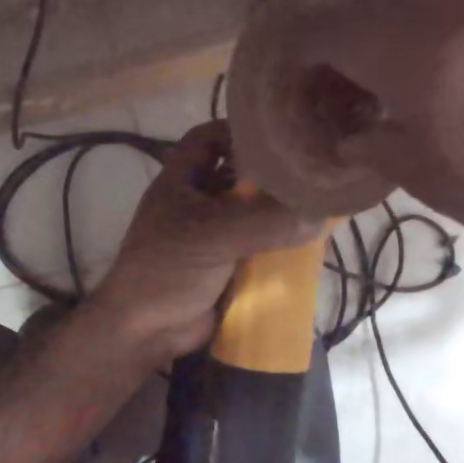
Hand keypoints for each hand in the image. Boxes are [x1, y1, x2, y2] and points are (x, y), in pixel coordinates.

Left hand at [92, 121, 320, 362]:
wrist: (144, 332)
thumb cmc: (166, 270)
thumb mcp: (213, 236)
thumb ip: (264, 222)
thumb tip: (319, 214)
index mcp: (181, 182)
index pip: (208, 138)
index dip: (237, 130)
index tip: (278, 135)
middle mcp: (197, 203)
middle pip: (236, 175)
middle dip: (268, 175)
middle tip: (310, 171)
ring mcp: (211, 236)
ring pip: (250, 213)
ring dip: (278, 212)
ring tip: (317, 204)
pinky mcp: (226, 266)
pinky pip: (257, 247)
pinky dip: (279, 245)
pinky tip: (308, 243)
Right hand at [299, 0, 463, 299]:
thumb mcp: (451, 191)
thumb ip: (386, 148)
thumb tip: (355, 131)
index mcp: (429, 60)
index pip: (334, 24)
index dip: (305, 46)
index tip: (304, 74)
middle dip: (357, 16)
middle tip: (364, 68)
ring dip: (409, 6)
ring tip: (426, 62)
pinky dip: (461, 6)